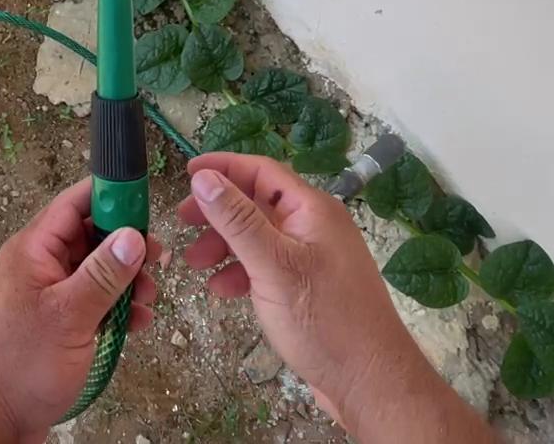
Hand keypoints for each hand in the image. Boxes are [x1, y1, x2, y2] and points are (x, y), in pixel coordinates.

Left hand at [0, 177, 158, 442]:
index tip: (146, 204)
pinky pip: (90, 301)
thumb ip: (103, 274)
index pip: (74, 204)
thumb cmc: (21, 362)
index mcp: (34, 247)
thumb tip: (134, 234)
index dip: (109, 197)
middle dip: (124, 246)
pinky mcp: (55, 322)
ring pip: (93, 271)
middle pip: (88, 236)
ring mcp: (47, 294)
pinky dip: (114, 307)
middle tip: (158, 261)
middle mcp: (40, 263)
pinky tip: (137, 323)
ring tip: (150, 298)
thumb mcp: (69, 314)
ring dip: (124, 280)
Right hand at [177, 153, 451, 437]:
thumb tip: (203, 177)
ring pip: (258, 235)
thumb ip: (236, 219)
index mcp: (311, 208)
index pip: (261, 170)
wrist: (371, 386)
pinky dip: (242, 270)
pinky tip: (223, 289)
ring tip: (195, 263)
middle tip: (182, 220)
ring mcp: (312, 255)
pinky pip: (267, 263)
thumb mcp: (272, 264)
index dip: (222, 166)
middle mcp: (313, 224)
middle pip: (256, 202)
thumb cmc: (323, 319)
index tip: (187, 172)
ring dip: (224, 244)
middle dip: (217, 210)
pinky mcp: (309, 284)